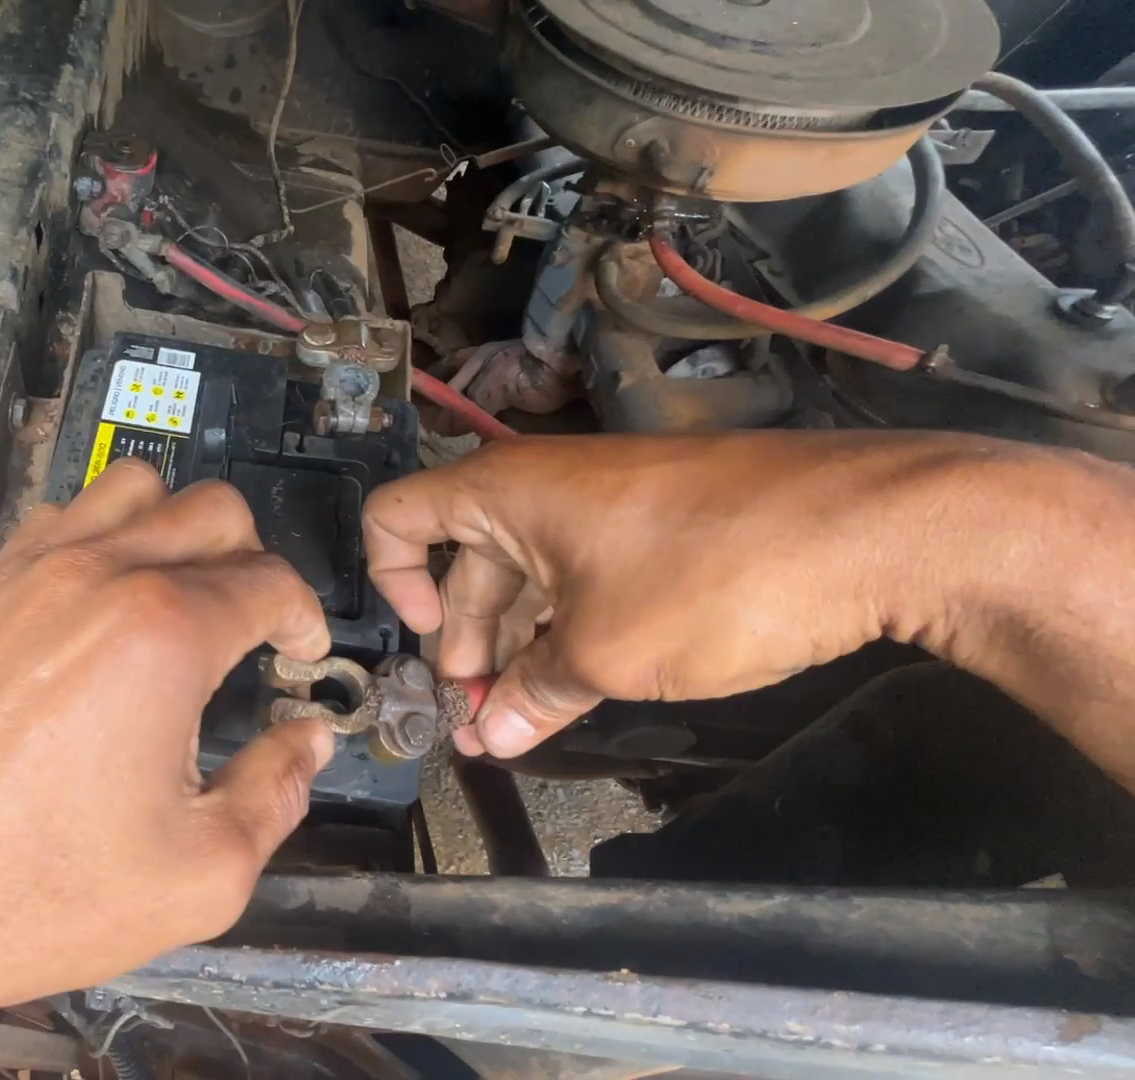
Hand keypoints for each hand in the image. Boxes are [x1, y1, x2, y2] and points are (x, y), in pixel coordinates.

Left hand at [0, 457, 334, 1009]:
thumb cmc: (29, 890)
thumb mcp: (196, 874)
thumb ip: (276, 793)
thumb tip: (305, 742)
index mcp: (162, 633)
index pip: (269, 581)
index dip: (303, 618)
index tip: (299, 654)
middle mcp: (100, 575)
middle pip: (214, 510)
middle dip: (255, 561)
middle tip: (254, 626)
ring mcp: (35, 569)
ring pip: (136, 486)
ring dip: (179, 527)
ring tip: (183, 593)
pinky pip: (65, 514)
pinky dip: (106, 532)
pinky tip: (105, 598)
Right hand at [362, 431, 1062, 759]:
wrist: (885, 528)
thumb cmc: (708, 579)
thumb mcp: (604, 653)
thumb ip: (532, 697)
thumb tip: (488, 741)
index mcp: (499, 493)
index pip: (392, 518)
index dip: (391, 584)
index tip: (431, 642)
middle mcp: (534, 490)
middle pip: (463, 569)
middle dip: (466, 650)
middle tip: (480, 725)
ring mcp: (595, 507)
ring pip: (524, 582)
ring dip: (516, 654)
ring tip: (522, 726)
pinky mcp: (647, 527)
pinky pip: (576, 580)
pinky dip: (564, 633)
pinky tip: (572, 690)